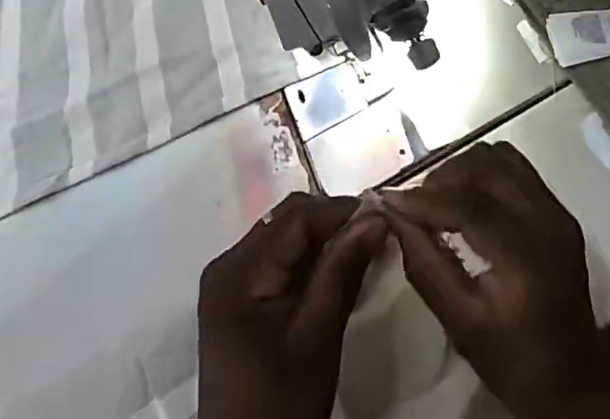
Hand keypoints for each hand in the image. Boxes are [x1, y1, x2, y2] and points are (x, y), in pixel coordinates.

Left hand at [198, 192, 386, 418]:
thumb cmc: (280, 405)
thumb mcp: (317, 338)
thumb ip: (342, 273)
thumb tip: (374, 219)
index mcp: (236, 272)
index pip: (292, 221)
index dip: (338, 210)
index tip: (382, 211)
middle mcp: (226, 266)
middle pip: (283, 224)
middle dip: (330, 220)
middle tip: (376, 228)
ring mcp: (229, 282)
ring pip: (281, 240)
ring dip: (321, 238)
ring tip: (363, 243)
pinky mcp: (237, 300)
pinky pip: (275, 262)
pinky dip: (307, 260)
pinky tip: (336, 267)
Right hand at [383, 143, 609, 418]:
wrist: (575, 381)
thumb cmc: (513, 359)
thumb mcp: (458, 320)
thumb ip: (422, 262)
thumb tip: (391, 212)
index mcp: (526, 256)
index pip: (467, 204)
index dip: (422, 198)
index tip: (386, 201)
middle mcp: (546, 222)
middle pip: (480, 169)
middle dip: (437, 180)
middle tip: (411, 205)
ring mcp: (555, 211)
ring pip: (495, 157)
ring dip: (458, 169)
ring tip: (437, 197)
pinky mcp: (556, 208)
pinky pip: (512, 165)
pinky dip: (481, 169)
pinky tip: (465, 194)